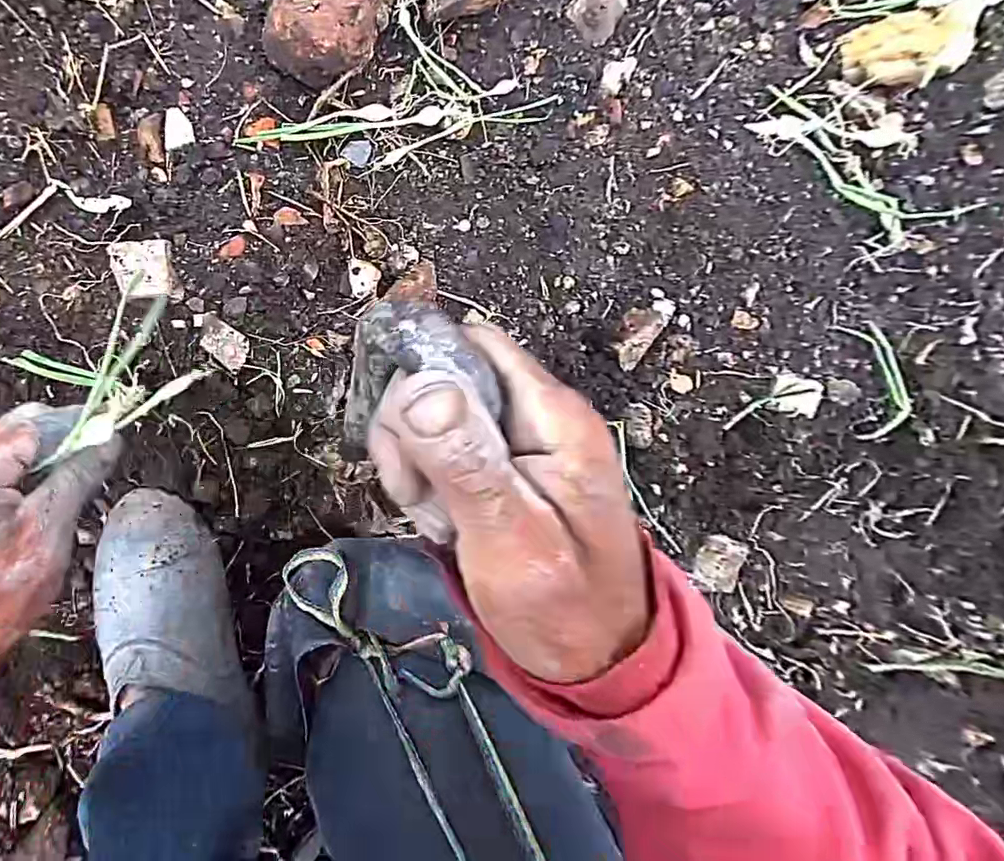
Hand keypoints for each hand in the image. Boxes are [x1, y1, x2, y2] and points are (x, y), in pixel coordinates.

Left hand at [0, 404, 120, 746]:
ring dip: (44, 463)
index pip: (38, 424)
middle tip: (96, 467)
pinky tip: (39, 505)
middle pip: (19, 430)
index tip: (114, 438)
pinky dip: (22, 479)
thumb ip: (79, 475)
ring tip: (69, 493)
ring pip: (7, 450)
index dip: (82, 429)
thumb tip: (109, 438)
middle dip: (63, 444)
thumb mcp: (47, 533)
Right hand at [368, 326, 650, 683]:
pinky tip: (442, 517)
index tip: (405, 437)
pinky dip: (429, 476)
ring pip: (437, 411)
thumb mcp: (509, 538)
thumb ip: (467, 462)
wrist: (598, 659)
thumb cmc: (562, 606)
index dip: (425, 375)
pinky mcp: (506, 462)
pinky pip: (447, 445)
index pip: (472, 344)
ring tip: (435, 514)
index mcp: (552, 415)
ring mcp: (523, 437)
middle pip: (447, 375)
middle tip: (417, 491)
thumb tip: (420, 386)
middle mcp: (539, 412)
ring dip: (416, 458)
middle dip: (413, 428)